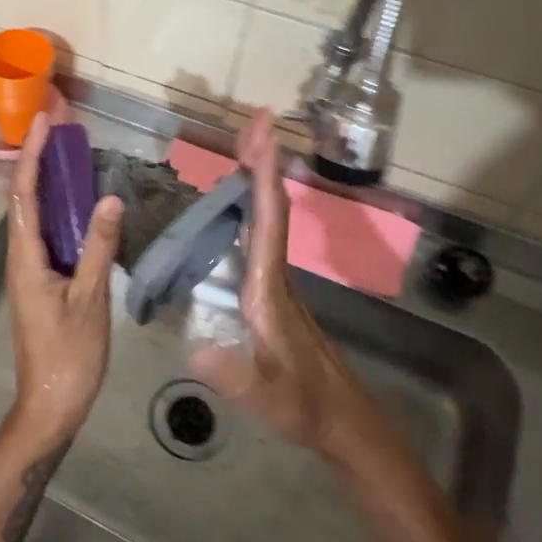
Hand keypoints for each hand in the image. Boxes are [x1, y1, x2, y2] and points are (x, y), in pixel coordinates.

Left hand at [6, 114, 123, 440]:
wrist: (50, 404)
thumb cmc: (69, 356)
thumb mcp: (90, 300)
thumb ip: (99, 248)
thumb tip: (109, 198)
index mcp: (25, 258)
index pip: (25, 194)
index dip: (32, 155)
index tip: (43, 121)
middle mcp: (21, 257)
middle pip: (26, 198)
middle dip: (39, 159)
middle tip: (60, 125)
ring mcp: (30, 270)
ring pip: (37, 216)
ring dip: (50, 181)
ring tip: (70, 151)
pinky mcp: (42, 282)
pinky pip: (49, 235)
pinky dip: (62, 210)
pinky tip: (82, 203)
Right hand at [190, 110, 357, 454]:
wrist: (343, 422)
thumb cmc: (305, 408)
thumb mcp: (269, 399)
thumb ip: (236, 377)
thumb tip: (198, 348)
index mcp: (270, 291)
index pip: (268, 224)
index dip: (262, 178)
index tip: (263, 134)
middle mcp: (275, 277)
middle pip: (270, 208)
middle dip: (262, 162)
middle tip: (256, 118)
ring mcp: (276, 284)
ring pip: (268, 219)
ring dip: (257, 179)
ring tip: (244, 145)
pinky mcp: (272, 294)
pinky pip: (262, 236)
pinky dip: (253, 207)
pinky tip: (240, 206)